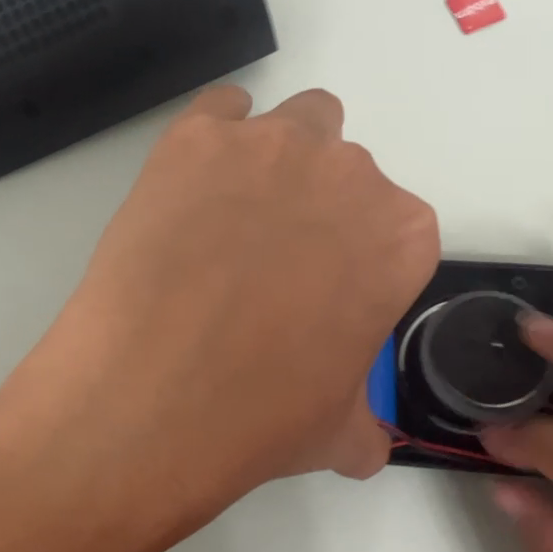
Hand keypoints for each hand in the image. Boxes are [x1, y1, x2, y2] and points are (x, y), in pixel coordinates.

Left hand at [0, 86, 437, 501]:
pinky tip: (190, 183)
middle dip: (315, 208)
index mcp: (400, 236)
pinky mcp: (195, 137)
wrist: (152, 394)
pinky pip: (220, 108)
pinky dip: (212, 137)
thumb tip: (365, 442)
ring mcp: (270, 145)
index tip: (322, 289)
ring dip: (276, 159)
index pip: (394, 228)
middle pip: (344, 171)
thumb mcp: (336, 431)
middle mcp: (349, 174)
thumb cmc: (260, 414)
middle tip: (267, 262)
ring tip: (229, 216)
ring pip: (295, 124)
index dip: (355, 259)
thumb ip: (365, 421)